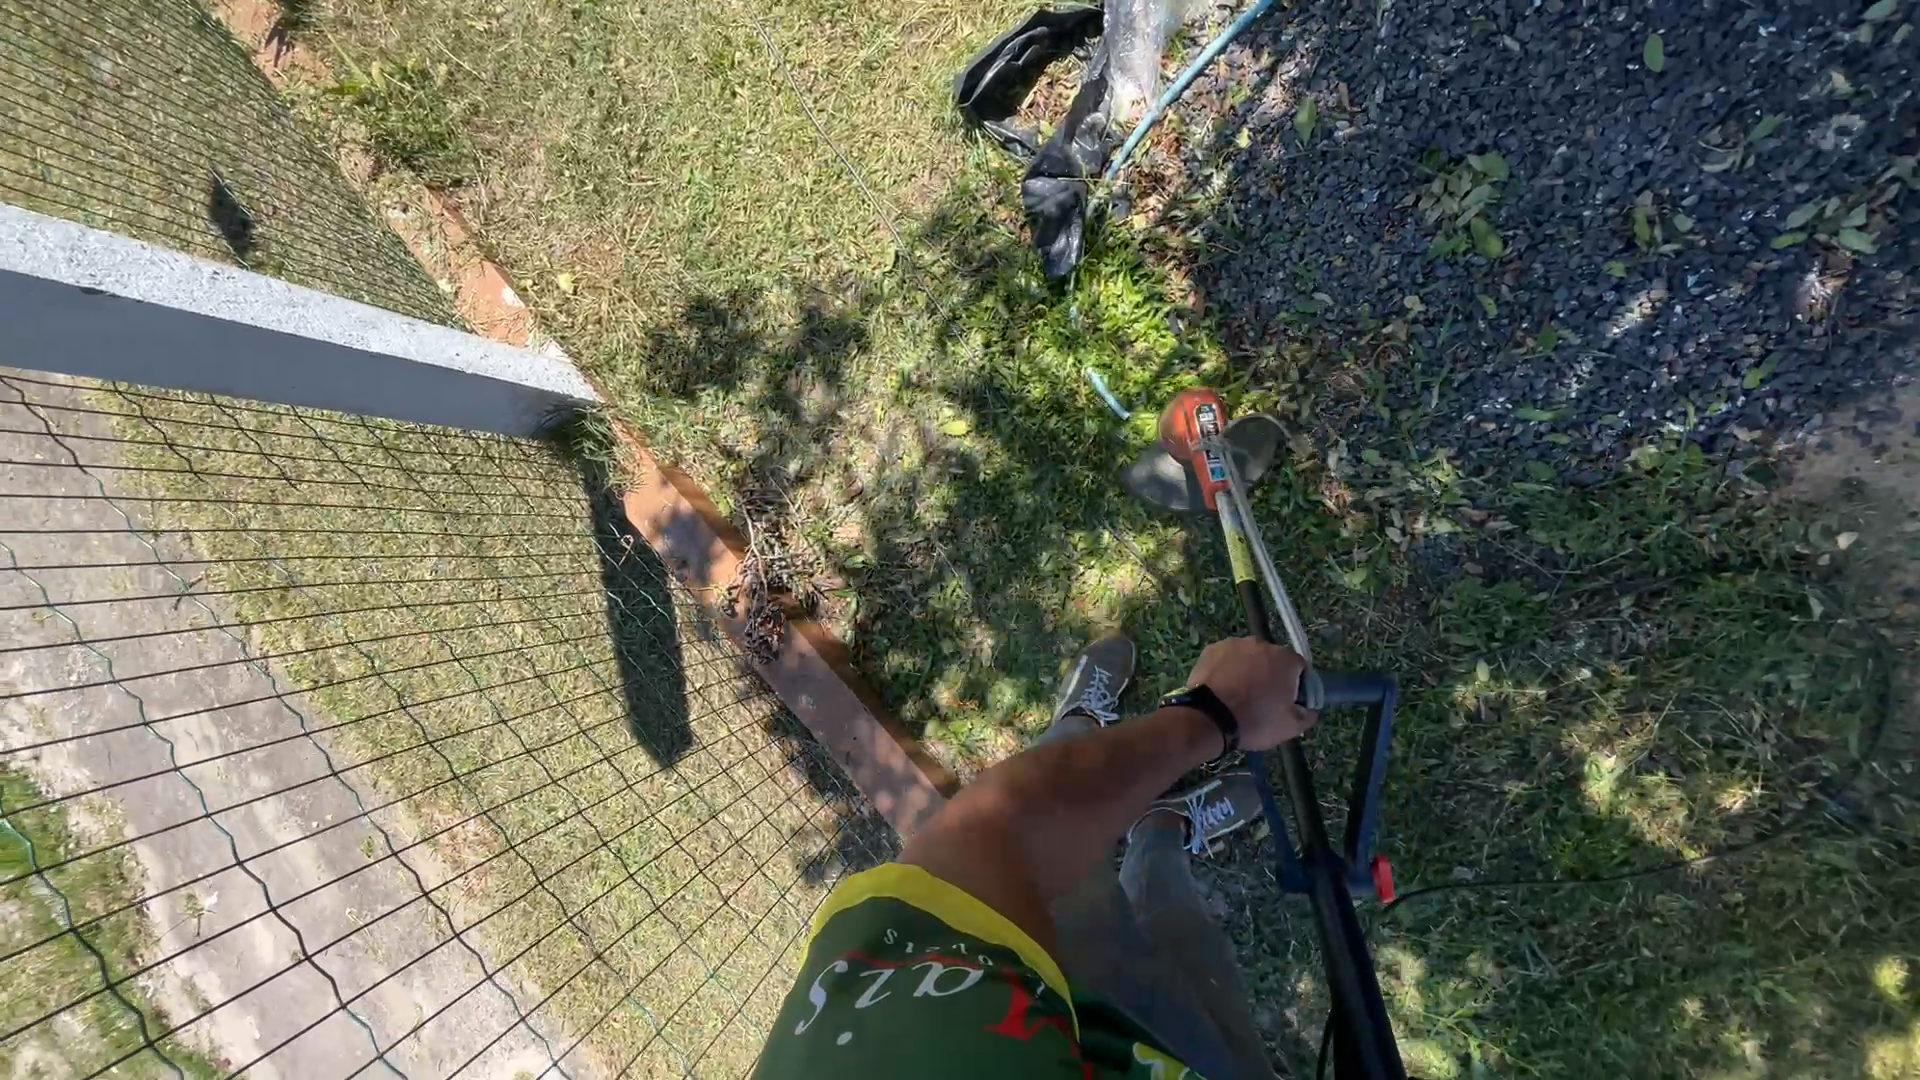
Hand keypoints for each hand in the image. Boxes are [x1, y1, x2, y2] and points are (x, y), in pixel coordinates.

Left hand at [1186, 638, 1315, 750]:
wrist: (1209, 718)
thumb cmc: (1256, 720)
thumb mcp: (1292, 726)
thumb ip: (1308, 713)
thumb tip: (1306, 707)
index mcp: (1285, 658)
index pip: (1298, 668)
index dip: (1295, 685)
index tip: (1287, 701)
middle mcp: (1260, 644)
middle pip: (1272, 660)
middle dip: (1270, 675)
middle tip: (1262, 699)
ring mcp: (1233, 644)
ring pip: (1247, 658)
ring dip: (1247, 670)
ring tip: (1238, 694)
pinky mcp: (1211, 649)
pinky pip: (1226, 659)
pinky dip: (1226, 669)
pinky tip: (1222, 687)